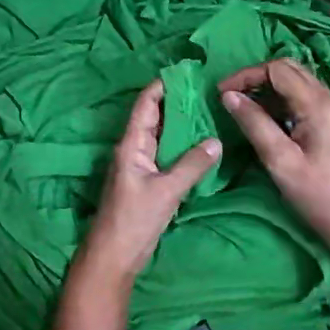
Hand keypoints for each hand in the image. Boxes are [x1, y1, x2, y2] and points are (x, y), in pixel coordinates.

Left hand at [73, 79, 219, 294]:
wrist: (114, 257)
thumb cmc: (134, 220)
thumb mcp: (166, 191)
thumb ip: (191, 166)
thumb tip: (215, 141)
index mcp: (131, 144)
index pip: (145, 104)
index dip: (161, 86)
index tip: (184, 72)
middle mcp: (134, 149)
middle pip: (155, 117)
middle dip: (176, 102)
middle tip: (205, 89)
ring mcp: (140, 165)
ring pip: (162, 136)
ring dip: (181, 124)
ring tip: (208, 110)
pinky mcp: (148, 181)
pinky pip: (166, 154)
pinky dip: (182, 146)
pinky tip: (201, 144)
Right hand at [219, 59, 329, 275]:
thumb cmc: (323, 198)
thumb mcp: (281, 162)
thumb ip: (254, 124)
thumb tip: (229, 96)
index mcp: (319, 103)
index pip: (277, 69)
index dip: (246, 75)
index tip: (221, 94)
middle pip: (290, 71)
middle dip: (257, 78)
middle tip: (232, 99)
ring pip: (299, 85)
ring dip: (270, 92)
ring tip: (245, 111)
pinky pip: (307, 103)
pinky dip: (284, 105)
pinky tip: (270, 125)